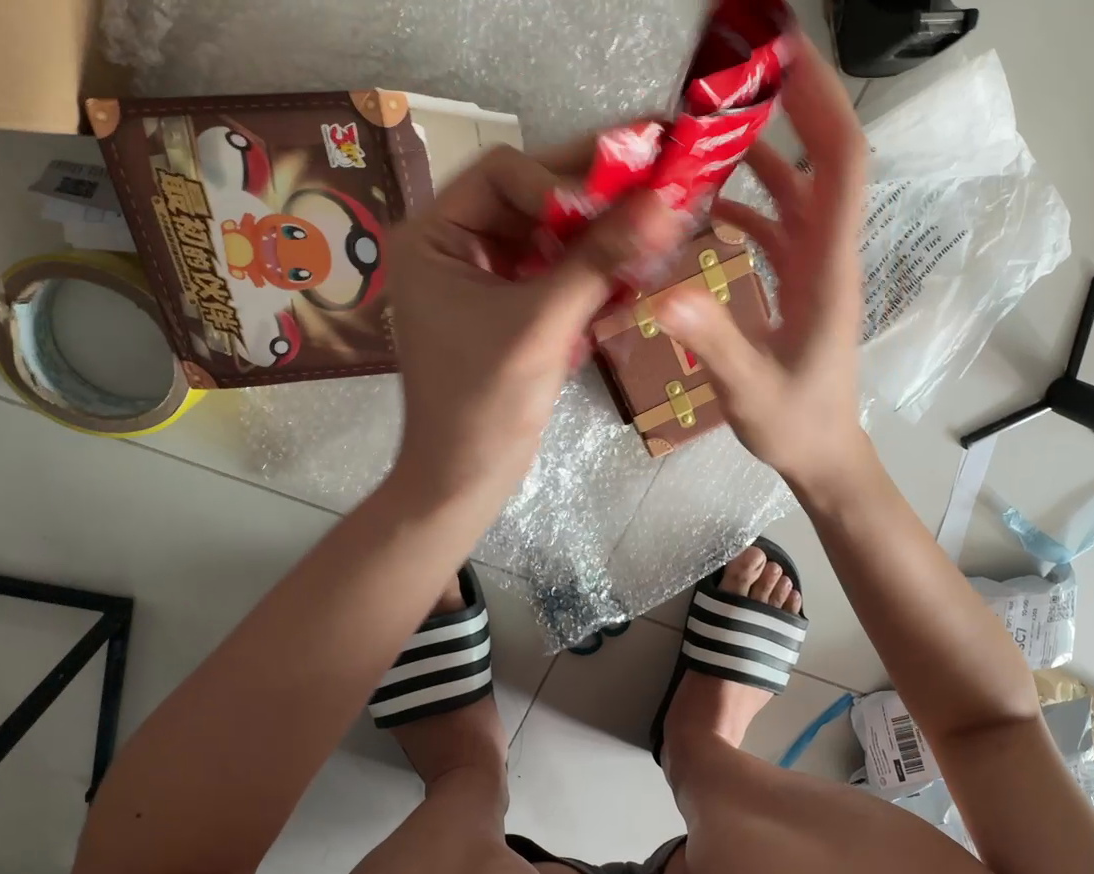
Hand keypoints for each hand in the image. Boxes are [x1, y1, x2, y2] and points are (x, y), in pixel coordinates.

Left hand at [386, 144, 684, 512]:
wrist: (466, 478)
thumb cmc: (485, 405)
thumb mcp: (542, 327)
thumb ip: (598, 262)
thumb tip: (661, 205)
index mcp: (432, 236)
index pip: (501, 174)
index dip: (559, 180)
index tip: (615, 206)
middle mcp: (455, 245)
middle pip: (530, 197)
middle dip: (592, 196)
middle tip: (658, 174)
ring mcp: (485, 277)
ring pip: (550, 233)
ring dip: (600, 232)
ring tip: (657, 220)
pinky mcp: (511, 308)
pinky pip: (557, 271)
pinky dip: (593, 269)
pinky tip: (635, 265)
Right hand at [655, 38, 870, 491]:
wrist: (823, 456)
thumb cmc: (797, 427)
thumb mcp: (752, 392)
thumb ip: (715, 344)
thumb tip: (663, 294)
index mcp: (829, 270)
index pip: (842, 167)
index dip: (823, 106)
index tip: (789, 59)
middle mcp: (828, 257)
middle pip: (824, 163)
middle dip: (793, 109)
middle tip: (742, 72)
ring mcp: (815, 270)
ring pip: (800, 191)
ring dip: (766, 153)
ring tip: (715, 124)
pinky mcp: (799, 286)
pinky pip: (779, 226)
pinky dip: (750, 203)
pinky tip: (711, 202)